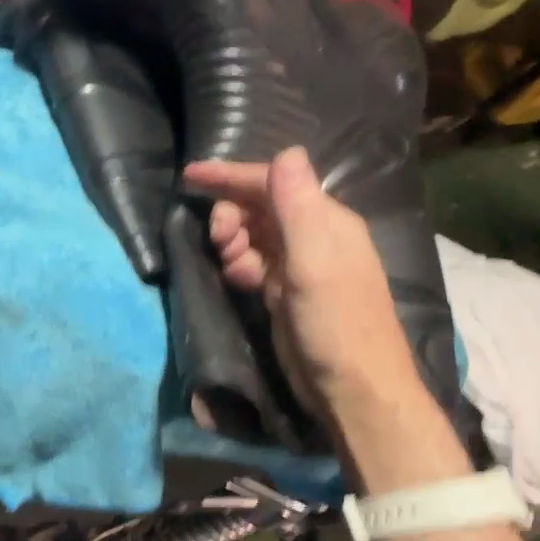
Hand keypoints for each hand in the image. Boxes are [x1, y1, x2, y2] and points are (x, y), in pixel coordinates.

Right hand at [183, 147, 424, 420]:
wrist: (352, 386)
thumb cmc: (335, 324)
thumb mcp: (314, 263)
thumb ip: (298, 208)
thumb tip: (285, 154)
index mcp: (327, 221)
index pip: (273, 183)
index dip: (230, 176)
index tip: (188, 176)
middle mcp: (314, 236)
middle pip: (258, 206)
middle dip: (229, 216)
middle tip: (217, 244)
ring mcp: (299, 265)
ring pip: (251, 235)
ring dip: (231, 243)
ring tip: (229, 267)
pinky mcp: (284, 290)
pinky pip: (252, 262)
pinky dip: (238, 265)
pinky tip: (236, 280)